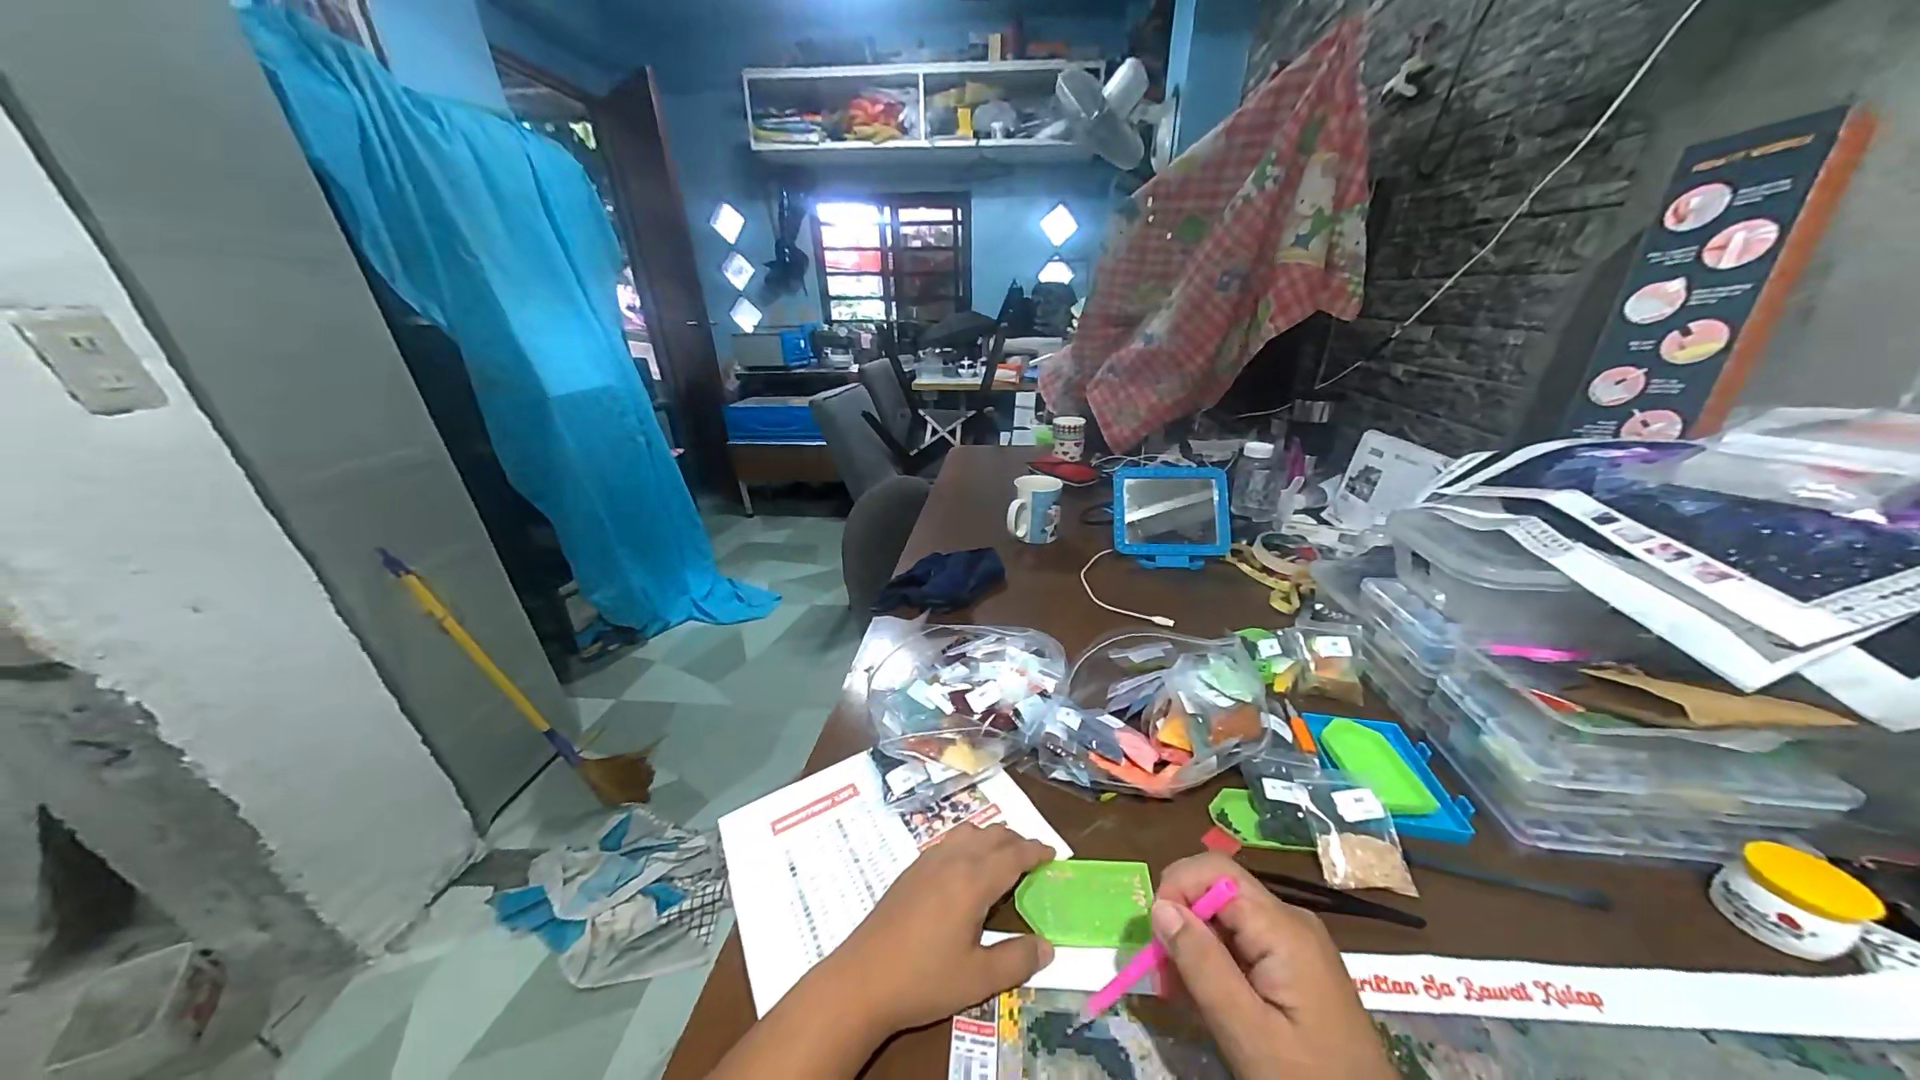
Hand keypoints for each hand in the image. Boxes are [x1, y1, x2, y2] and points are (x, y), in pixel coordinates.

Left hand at [812, 823, 1055, 1034]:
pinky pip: (948, 841)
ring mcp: (927, 862)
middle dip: (1017, 841)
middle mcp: (951, 860)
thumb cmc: (923, 979)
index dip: (1036, 851)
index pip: (1013, 854)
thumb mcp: (978, 979)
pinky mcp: (910, 871)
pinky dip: (968, 844)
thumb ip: (1017, 959)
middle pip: (992, 835)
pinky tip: (965, 869)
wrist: (861, 979)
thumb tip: (1047, 946)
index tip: (1053, 853)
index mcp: (972, 880)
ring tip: (1002, 859)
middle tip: (1033, 859)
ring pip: (967, 832)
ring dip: (991, 838)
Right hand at [1152, 854, 1393, 1079]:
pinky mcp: (1295, 962)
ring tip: (1182, 994)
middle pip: (1217, 890)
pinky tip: (1210, 998)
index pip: (1214, 871)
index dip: (1175, 890)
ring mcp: (1295, 941)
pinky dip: (1216, 960)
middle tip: (1164, 975)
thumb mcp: (1247, 1031)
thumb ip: (1202, 964)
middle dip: (1181, 922)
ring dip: (1195, 945)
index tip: (1156, 940)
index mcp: (1283, 927)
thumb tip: (1160, 905)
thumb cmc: (1308, 1079)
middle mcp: (1290, 919)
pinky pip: (1242, 940)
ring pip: (1225, 916)